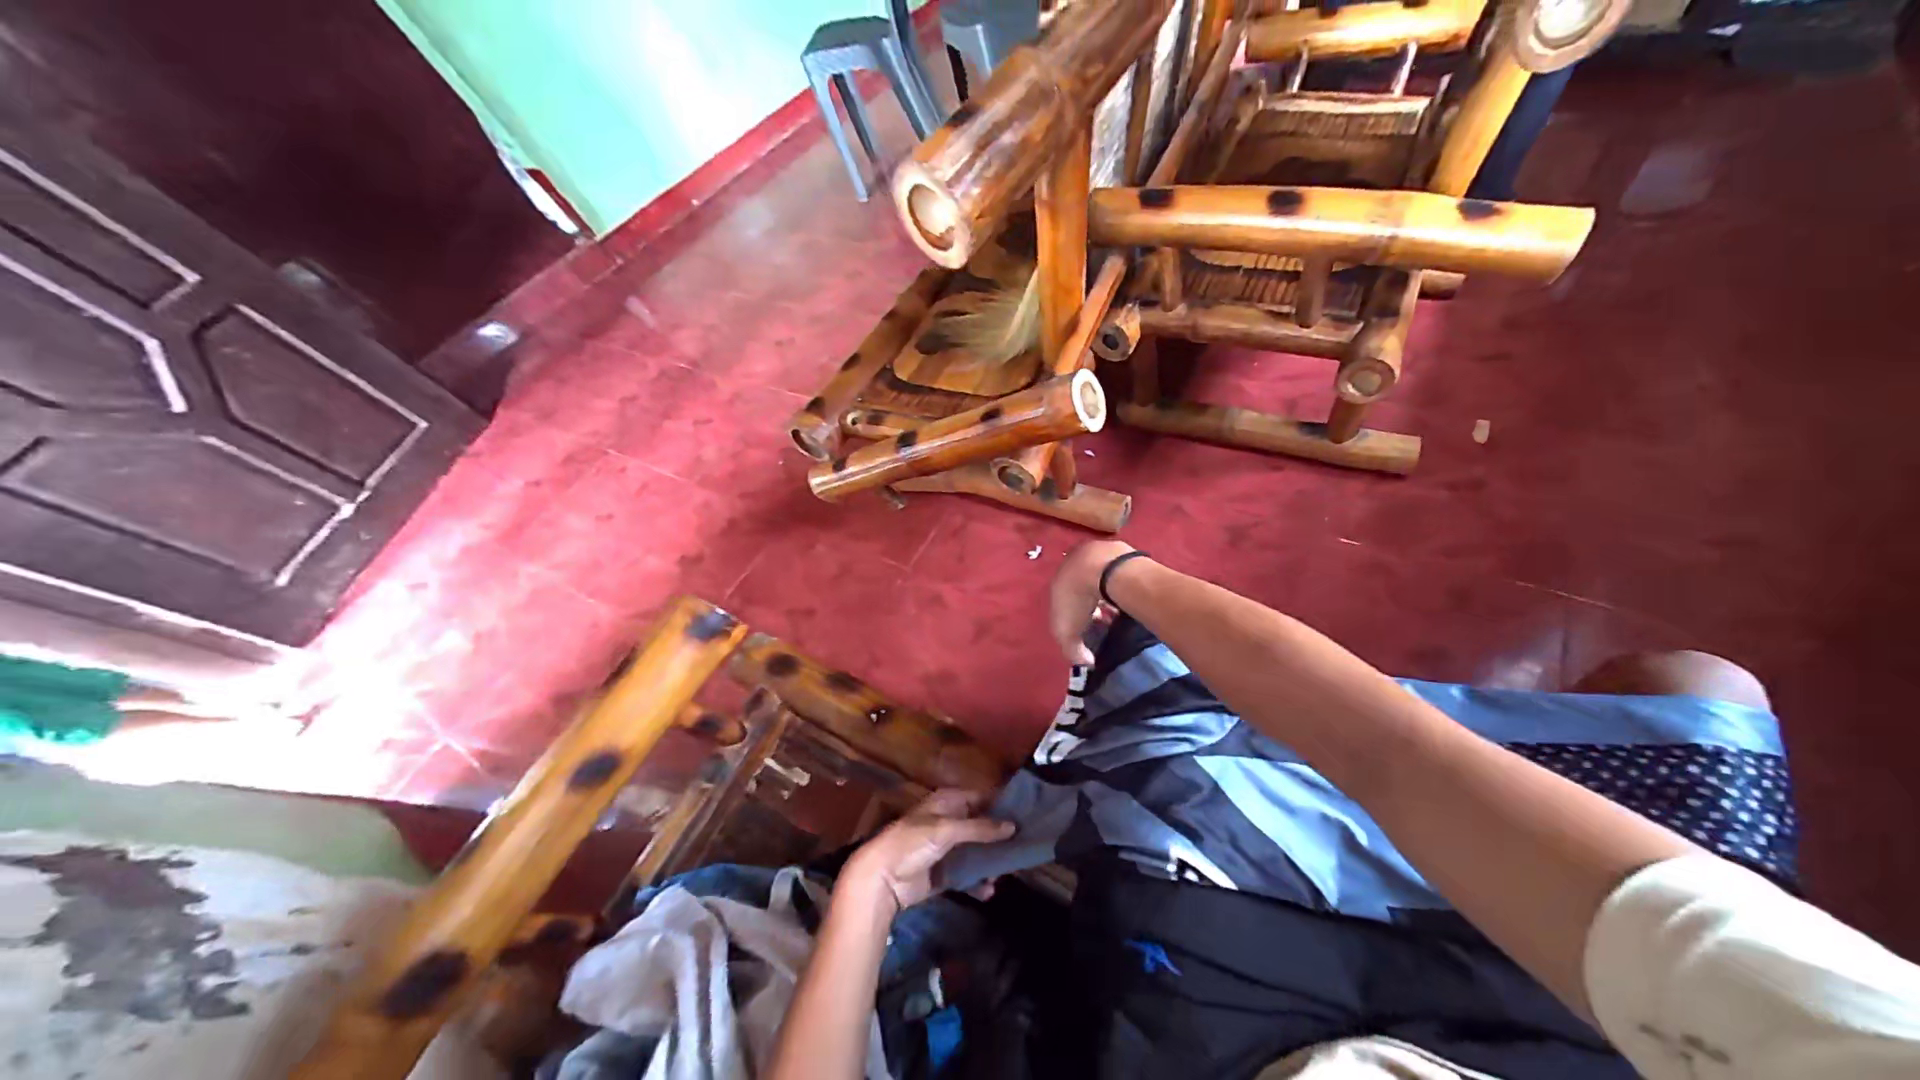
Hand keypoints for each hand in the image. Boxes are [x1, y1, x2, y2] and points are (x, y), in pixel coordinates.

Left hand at [841, 790, 1014, 912]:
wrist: (881, 878)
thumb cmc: (911, 842)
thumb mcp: (946, 830)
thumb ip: (980, 828)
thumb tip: (1013, 826)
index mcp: (946, 803)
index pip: (979, 798)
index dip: (1001, 804)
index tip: (1027, 813)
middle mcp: (947, 822)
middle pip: (980, 827)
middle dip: (999, 837)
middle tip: (1025, 845)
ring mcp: (944, 849)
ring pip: (974, 852)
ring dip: (989, 862)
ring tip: (1007, 871)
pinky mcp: (941, 874)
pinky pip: (965, 876)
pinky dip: (976, 883)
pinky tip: (988, 890)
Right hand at [1050, 540, 1137, 665]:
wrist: (1102, 567)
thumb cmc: (1078, 599)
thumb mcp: (1066, 631)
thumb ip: (1072, 649)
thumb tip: (1086, 661)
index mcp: (1057, 581)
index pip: (1063, 600)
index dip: (1075, 617)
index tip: (1089, 628)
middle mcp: (1072, 564)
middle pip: (1080, 587)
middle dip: (1091, 604)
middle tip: (1105, 619)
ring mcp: (1094, 553)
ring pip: (1099, 578)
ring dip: (1107, 593)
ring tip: (1119, 609)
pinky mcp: (1115, 550)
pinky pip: (1117, 571)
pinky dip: (1121, 583)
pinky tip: (1129, 594)